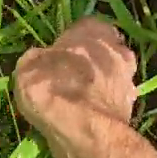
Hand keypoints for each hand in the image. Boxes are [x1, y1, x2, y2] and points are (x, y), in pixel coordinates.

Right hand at [13, 17, 137, 157]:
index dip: (67, 42)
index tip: (53, 57)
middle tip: (64, 79)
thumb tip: (40, 60)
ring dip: (93, 85)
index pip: (83, 27)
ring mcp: (128, 79)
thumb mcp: (27, 67)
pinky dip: (96, 106)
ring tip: (71, 102)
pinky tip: (81, 117)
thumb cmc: (53, 89)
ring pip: (107, 77)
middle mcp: (118, 49)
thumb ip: (36, 58)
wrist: (83, 130)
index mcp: (95, 31)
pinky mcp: (129, 107)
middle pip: (100, 52)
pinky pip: (108, 101)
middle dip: (85, 63)